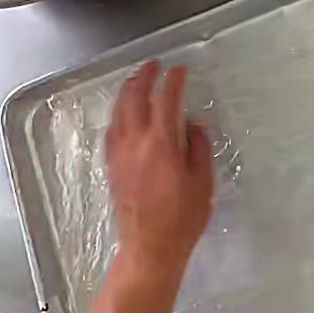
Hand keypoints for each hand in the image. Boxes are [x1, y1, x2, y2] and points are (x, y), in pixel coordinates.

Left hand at [106, 60, 213, 270]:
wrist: (149, 247)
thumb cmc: (182, 218)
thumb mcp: (203, 182)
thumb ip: (198, 148)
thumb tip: (192, 127)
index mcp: (162, 144)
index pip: (166, 101)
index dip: (172, 82)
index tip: (179, 70)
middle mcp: (136, 143)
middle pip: (134, 99)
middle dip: (143, 77)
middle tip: (153, 65)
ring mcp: (119, 154)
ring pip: (118, 112)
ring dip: (127, 91)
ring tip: (137, 81)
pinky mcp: (111, 166)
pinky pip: (112, 130)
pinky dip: (119, 114)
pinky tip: (123, 114)